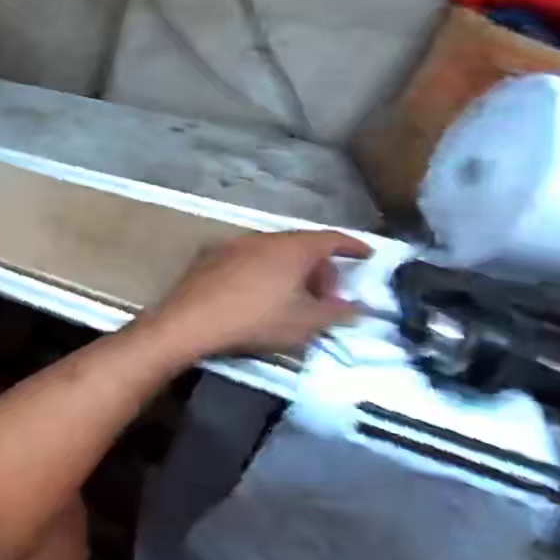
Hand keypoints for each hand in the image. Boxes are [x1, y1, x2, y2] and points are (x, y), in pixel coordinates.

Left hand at [143, 231, 369, 358]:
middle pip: (301, 245)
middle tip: (328, 298)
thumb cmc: (256, 319)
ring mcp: (234, 243)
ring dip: (291, 270)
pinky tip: (261, 295)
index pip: (331, 238)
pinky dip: (264, 270)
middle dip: (320, 268)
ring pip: (273, 251)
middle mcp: (262, 237)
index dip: (353, 246)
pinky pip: (249, 257)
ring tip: (295, 299)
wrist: (191, 319)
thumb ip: (338, 312)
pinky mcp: (211, 255)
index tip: (368, 255)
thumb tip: (359, 306)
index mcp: (291, 247)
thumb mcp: (307, 323)